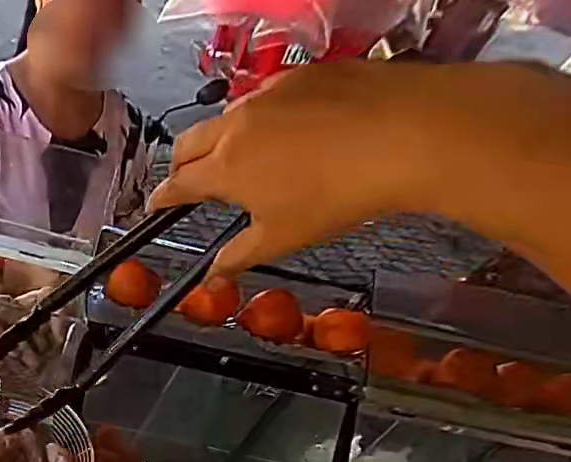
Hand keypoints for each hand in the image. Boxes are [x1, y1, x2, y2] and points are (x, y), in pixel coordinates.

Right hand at [148, 60, 494, 279]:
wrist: (416, 132)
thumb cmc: (338, 194)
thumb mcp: (279, 238)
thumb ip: (236, 257)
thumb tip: (212, 280)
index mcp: (223, 167)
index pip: (174, 185)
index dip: (160, 200)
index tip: (155, 207)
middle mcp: (239, 124)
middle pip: (188, 142)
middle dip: (180, 164)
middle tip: (187, 181)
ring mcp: (275, 91)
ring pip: (227, 115)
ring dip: (219, 138)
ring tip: (239, 156)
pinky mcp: (312, 72)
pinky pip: (269, 95)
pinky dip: (261, 117)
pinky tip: (286, 131)